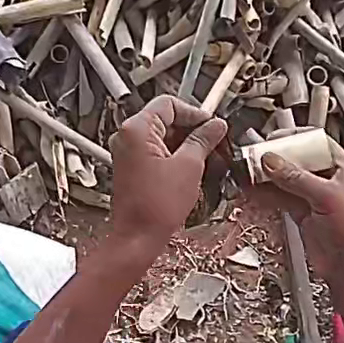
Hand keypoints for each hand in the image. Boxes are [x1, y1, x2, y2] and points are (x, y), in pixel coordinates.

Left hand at [106, 95, 228, 253]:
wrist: (138, 237)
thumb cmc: (155, 207)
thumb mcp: (190, 166)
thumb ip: (203, 140)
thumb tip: (215, 126)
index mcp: (137, 129)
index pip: (169, 104)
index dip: (195, 113)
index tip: (212, 126)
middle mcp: (127, 137)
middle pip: (166, 119)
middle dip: (193, 130)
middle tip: (215, 142)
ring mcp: (128, 153)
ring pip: (164, 136)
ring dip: (187, 144)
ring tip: (208, 158)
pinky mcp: (133, 168)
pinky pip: (157, 152)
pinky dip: (176, 156)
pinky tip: (193, 169)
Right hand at [252, 140, 343, 283]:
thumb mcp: (327, 197)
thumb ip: (296, 178)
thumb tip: (272, 161)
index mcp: (342, 168)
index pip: (316, 143)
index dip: (295, 138)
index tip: (273, 137)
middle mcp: (327, 180)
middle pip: (296, 160)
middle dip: (276, 157)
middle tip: (255, 154)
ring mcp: (313, 198)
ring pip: (285, 180)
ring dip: (266, 176)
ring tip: (247, 170)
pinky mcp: (302, 215)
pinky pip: (280, 198)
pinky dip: (265, 194)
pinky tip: (251, 189)